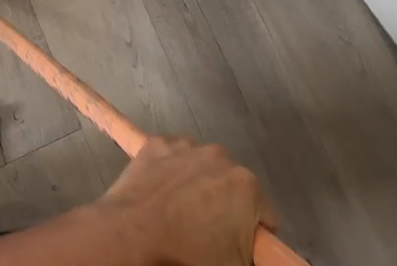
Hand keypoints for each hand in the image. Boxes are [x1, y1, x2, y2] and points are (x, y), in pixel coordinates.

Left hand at [97, 137, 278, 265]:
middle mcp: (219, 156)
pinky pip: (172, 157)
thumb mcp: (236, 265)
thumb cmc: (189, 255)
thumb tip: (244, 245)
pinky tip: (159, 192)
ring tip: (178, 211)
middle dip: (224, 204)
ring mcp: (184, 145)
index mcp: (246, 186)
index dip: (253, 234)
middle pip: (230, 184)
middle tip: (206, 229)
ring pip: (200, 167)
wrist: (132, 238)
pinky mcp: (156, 143)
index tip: (236, 245)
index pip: (263, 214)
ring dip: (196, 183)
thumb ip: (252, 254)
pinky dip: (169, 170)